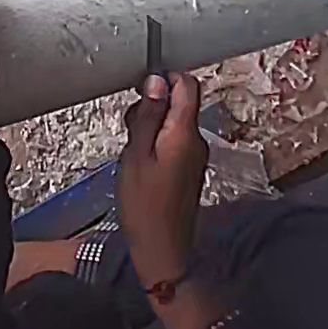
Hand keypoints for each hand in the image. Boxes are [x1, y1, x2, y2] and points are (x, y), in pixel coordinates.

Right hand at [116, 72, 206, 284]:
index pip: (188, 86)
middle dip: (152, 105)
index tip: (141, 91)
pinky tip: (139, 160)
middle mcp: (197, 141)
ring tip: (132, 148)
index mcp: (185, 133)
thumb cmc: (144, 204)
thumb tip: (157, 81)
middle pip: (179, 103)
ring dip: (151, 125)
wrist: (161, 249)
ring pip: (173, 122)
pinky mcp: (187, 168)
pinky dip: (155, 141)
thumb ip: (148, 116)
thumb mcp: (136, 154)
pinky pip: (173, 140)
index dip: (165, 79)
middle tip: (130, 127)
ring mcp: (194, 155)